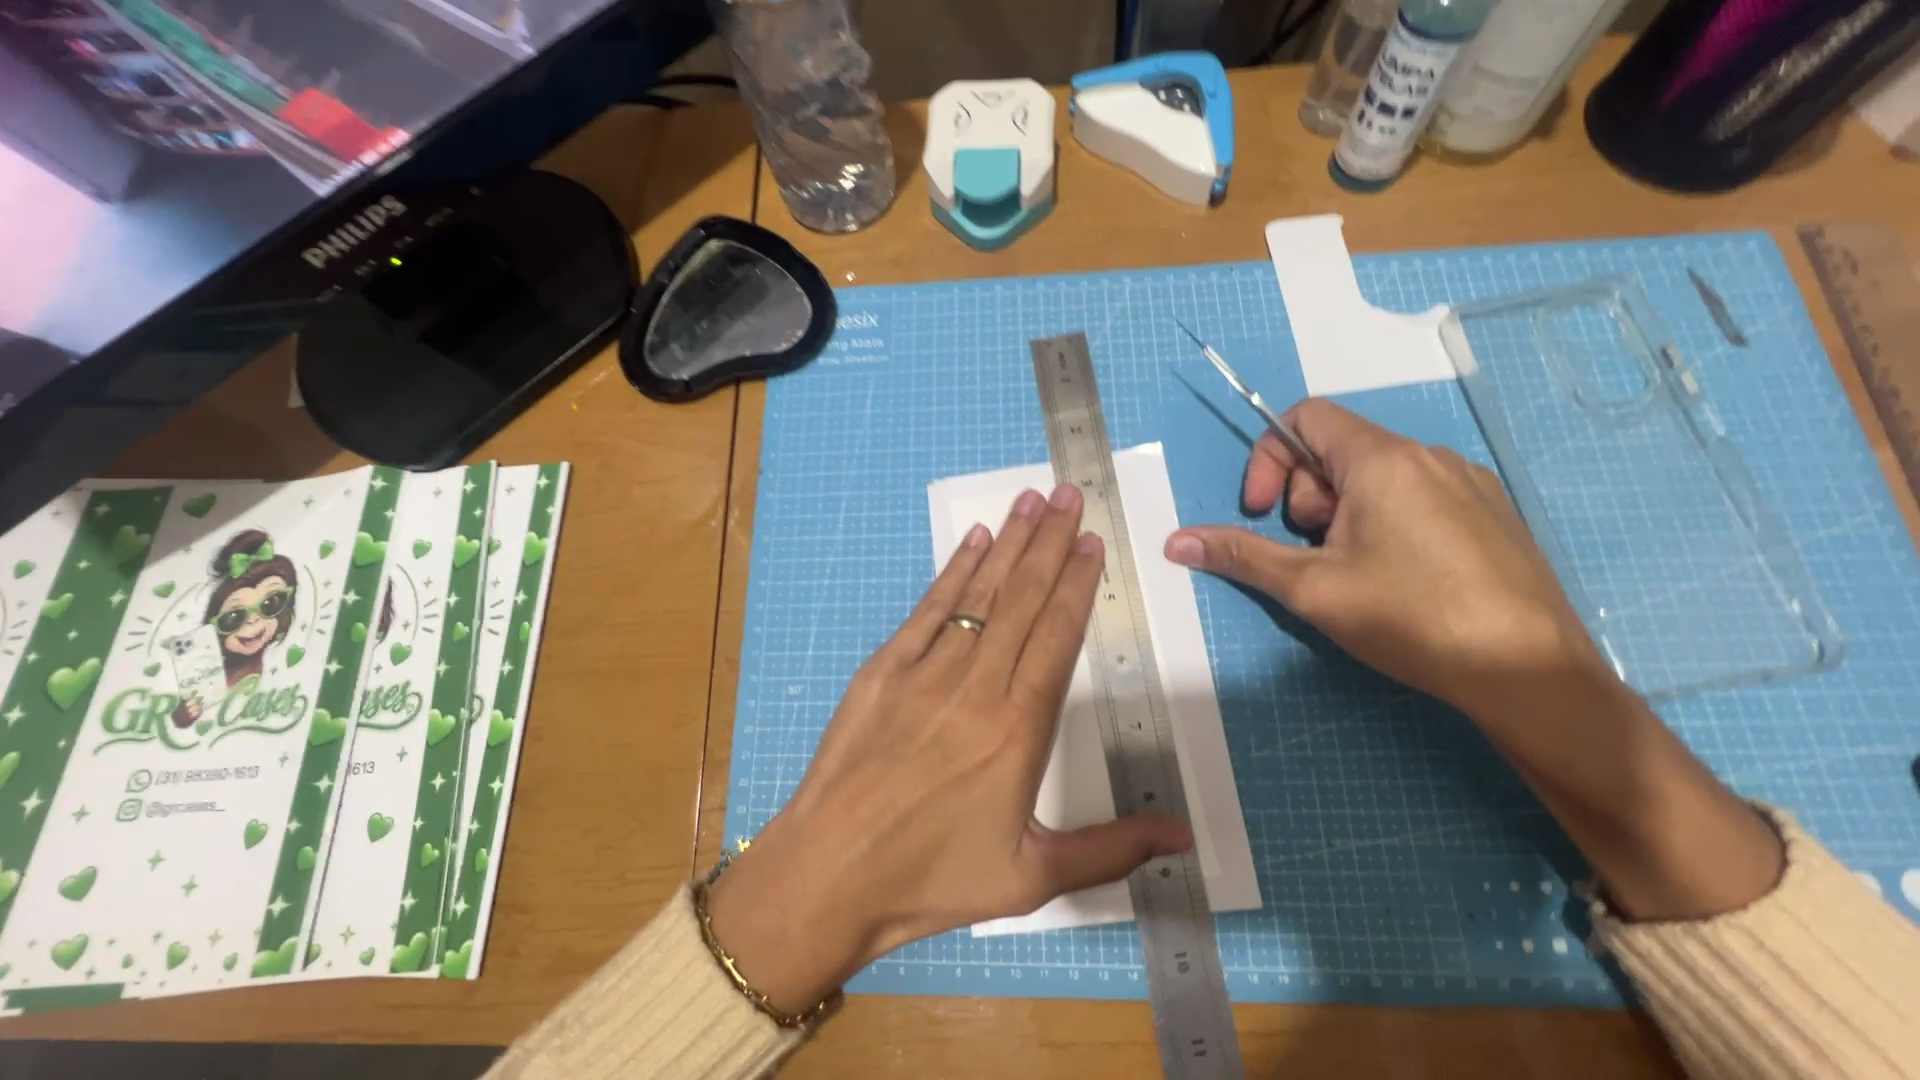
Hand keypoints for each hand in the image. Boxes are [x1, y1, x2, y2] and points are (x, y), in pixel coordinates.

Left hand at [707, 484, 1192, 1012]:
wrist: (829, 874)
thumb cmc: (933, 879)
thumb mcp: (1032, 878)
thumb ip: (1112, 849)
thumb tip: (1184, 836)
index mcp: (1018, 729)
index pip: (1057, 637)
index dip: (1078, 584)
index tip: (1093, 541)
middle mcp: (975, 686)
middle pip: (1021, 599)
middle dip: (1050, 542)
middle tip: (1070, 493)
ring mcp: (924, 672)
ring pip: (979, 594)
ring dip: (1009, 544)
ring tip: (1032, 500)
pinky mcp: (882, 671)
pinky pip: (928, 610)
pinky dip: (954, 571)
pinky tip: (973, 542)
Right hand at [1164, 399, 1609, 718]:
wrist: (1531, 672)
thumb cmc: (1411, 618)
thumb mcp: (1313, 589)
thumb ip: (1242, 556)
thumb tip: (1175, 541)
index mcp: (1381, 460)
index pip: (1305, 417)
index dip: (1269, 460)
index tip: (1263, 516)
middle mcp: (1428, 455)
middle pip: (1338, 451)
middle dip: (1307, 498)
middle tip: (1316, 557)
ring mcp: (1468, 482)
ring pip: (1379, 477)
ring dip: (1345, 514)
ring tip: (1358, 574)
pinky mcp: (1493, 513)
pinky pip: (1419, 496)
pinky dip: (1389, 523)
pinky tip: (1404, 580)